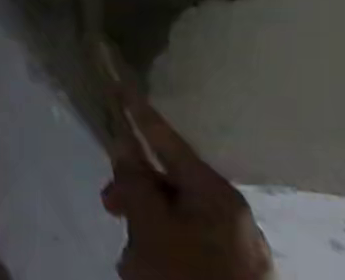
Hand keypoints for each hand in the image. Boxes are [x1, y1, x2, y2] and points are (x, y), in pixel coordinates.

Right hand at [100, 85, 272, 279]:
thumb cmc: (187, 279)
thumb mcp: (151, 229)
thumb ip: (134, 184)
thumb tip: (125, 149)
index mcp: (217, 194)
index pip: (169, 140)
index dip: (139, 113)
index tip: (119, 84)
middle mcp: (232, 215)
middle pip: (171, 184)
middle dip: (136, 194)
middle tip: (108, 206)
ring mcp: (236, 250)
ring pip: (176, 220)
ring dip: (146, 232)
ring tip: (131, 263)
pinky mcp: (231, 276)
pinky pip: (189, 248)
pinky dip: (164, 254)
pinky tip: (146, 271)